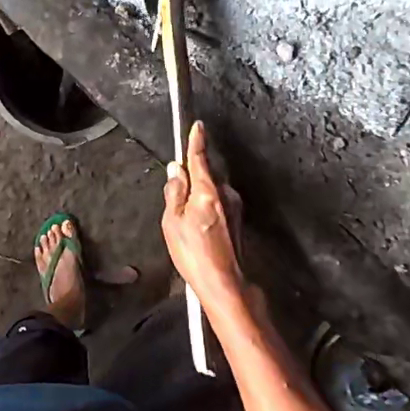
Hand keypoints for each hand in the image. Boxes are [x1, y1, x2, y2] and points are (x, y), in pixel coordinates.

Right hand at [162, 121, 245, 312]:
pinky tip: (197, 228)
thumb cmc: (194, 254)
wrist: (225, 284)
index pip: (200, 158)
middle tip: (175, 196)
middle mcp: (225, 194)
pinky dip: (206, 208)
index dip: (196, 140)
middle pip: (205, 175)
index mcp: (207, 191)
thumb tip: (175, 171)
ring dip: (198, 196)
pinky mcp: (237, 221)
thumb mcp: (172, 222)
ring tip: (184, 222)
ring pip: (211, 190)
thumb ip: (174, 192)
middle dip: (191, 178)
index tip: (197, 126)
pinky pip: (217, 204)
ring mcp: (234, 208)